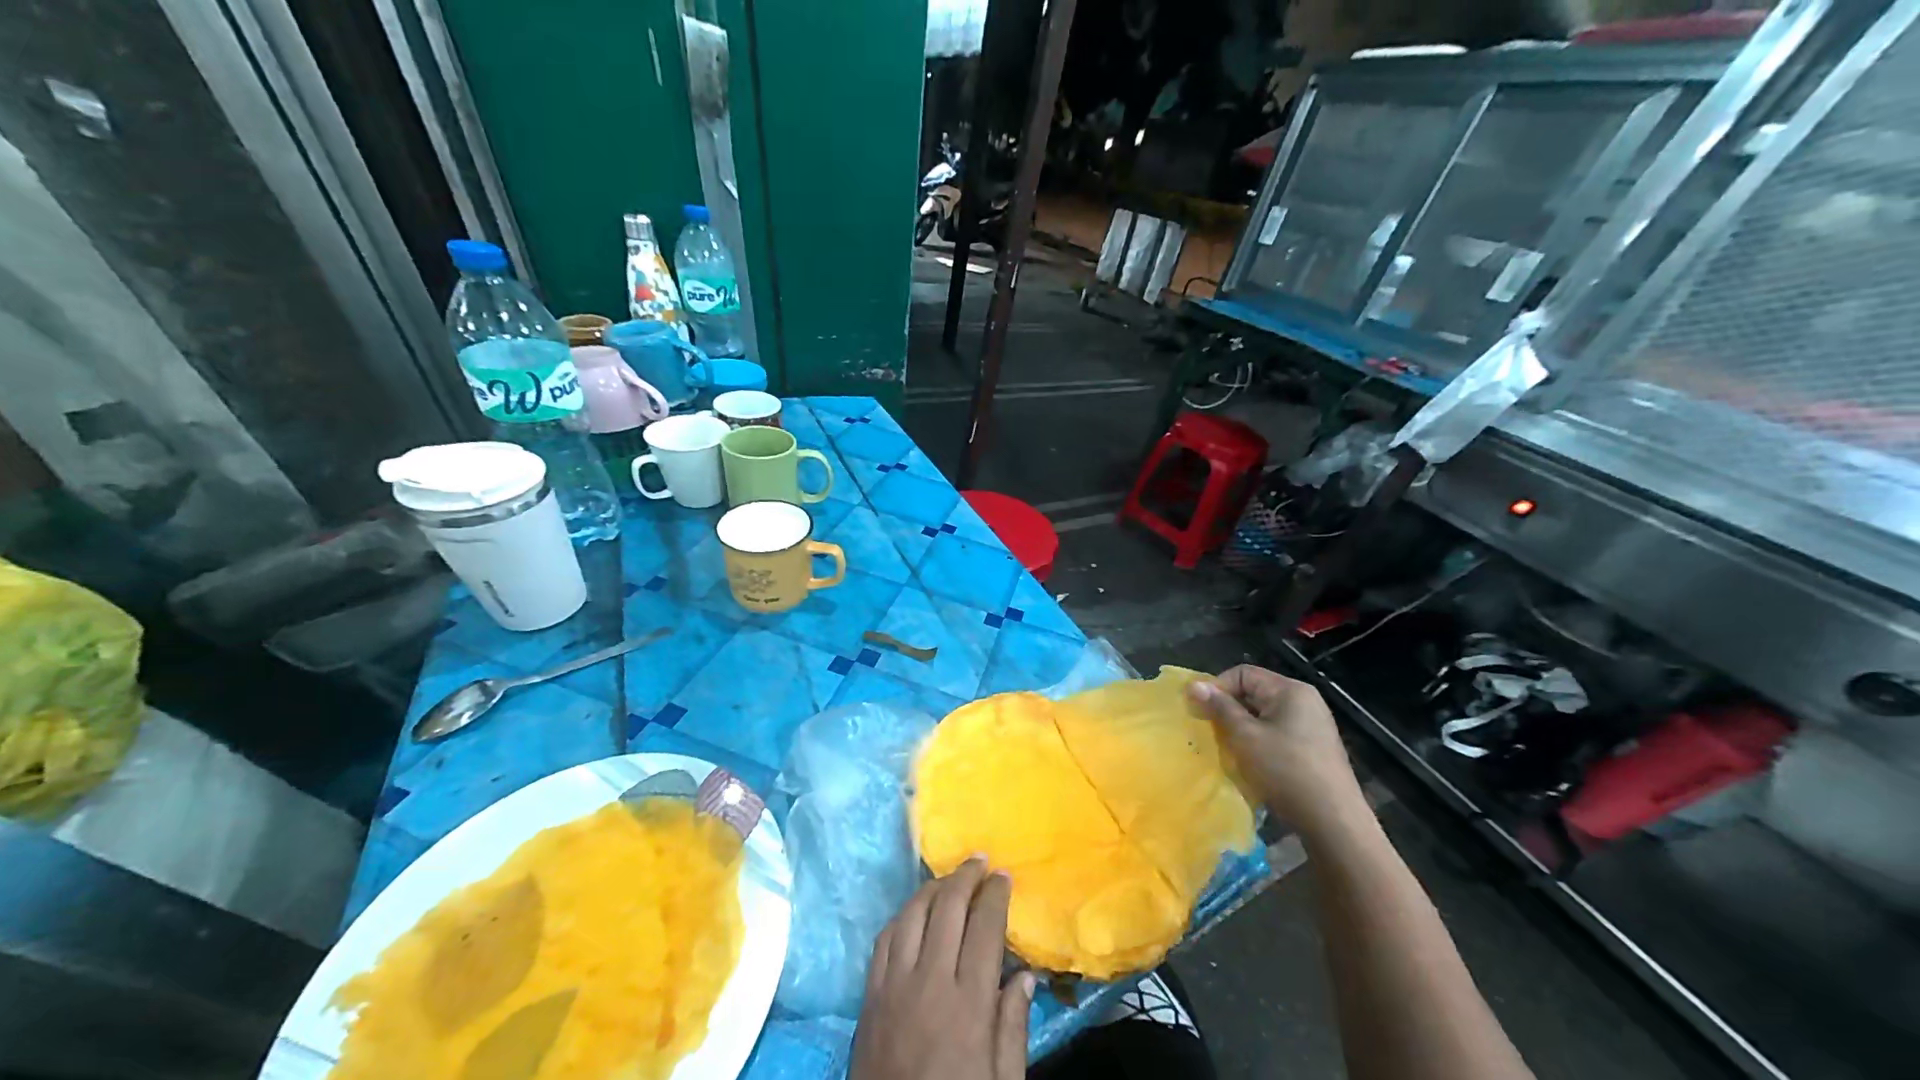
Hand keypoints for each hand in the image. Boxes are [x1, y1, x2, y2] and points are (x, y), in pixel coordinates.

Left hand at [849, 858, 1034, 1079]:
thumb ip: (1014, 1027)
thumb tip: (1024, 975)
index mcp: (969, 1003)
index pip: (985, 928)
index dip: (996, 895)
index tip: (1004, 876)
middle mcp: (930, 981)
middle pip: (947, 908)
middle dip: (966, 877)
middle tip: (980, 860)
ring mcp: (894, 984)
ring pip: (912, 914)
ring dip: (933, 887)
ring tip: (950, 877)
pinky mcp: (869, 995)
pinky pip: (884, 938)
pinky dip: (903, 915)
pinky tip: (915, 910)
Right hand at [1189, 664, 1364, 836]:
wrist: (1333, 822)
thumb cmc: (1285, 771)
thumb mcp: (1245, 736)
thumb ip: (1219, 708)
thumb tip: (1194, 685)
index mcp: (1290, 690)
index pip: (1243, 674)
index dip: (1217, 688)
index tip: (1200, 712)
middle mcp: (1304, 701)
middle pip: (1254, 693)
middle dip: (1228, 710)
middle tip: (1210, 733)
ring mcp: (1312, 725)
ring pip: (1263, 716)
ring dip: (1241, 729)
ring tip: (1228, 750)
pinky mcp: (1313, 748)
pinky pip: (1277, 734)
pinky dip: (1258, 742)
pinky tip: (1251, 763)